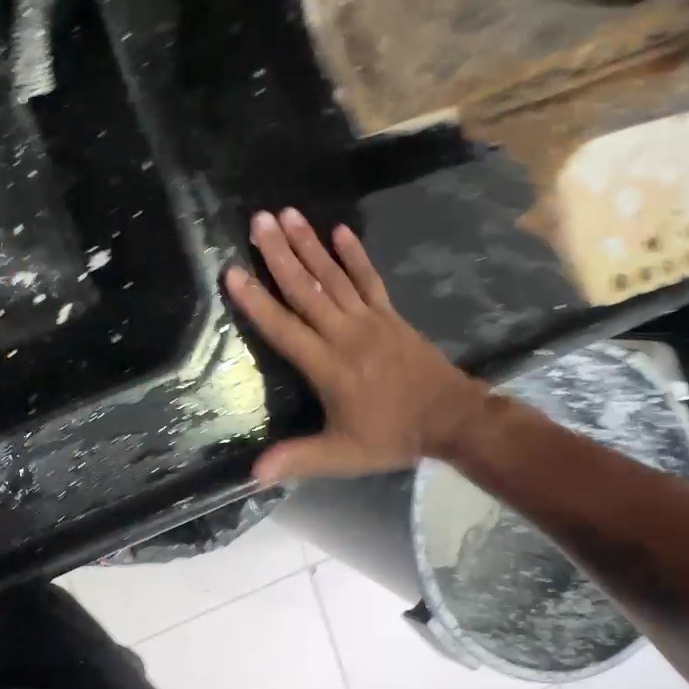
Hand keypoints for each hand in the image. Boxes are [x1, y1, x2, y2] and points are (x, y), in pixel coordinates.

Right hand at [225, 209, 491, 482]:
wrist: (455, 420)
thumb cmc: (392, 437)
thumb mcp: (343, 455)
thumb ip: (298, 459)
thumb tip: (252, 474)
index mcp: (329, 367)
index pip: (284, 328)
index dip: (257, 301)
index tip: (233, 272)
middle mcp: (346, 335)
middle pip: (307, 289)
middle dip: (279, 254)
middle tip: (258, 220)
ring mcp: (370, 321)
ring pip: (334, 276)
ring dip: (308, 244)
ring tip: (286, 213)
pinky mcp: (389, 315)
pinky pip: (369, 279)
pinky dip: (354, 254)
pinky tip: (338, 229)